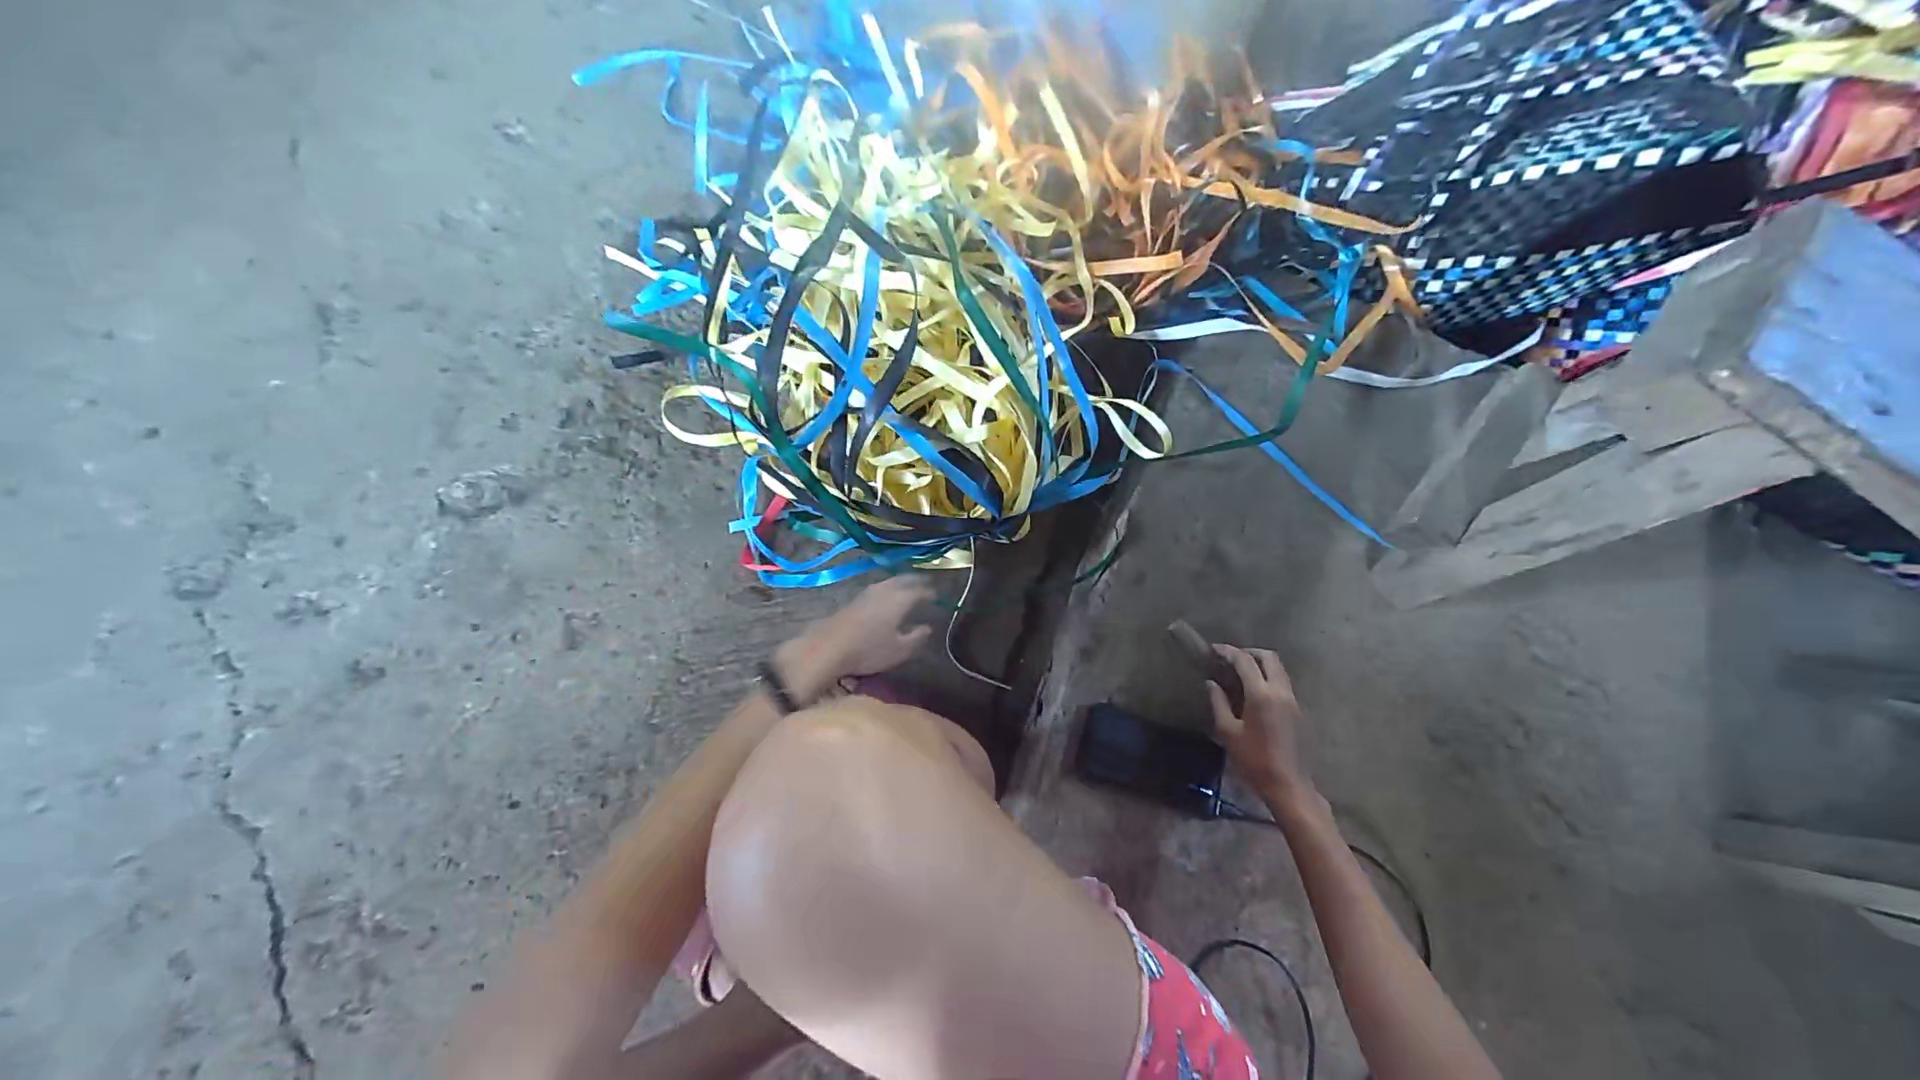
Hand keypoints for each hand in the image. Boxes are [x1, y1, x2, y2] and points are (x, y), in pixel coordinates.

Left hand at [774, 576, 932, 701]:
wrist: (828, 647)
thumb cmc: (869, 650)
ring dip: (900, 582)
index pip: (919, 591)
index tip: (937, 595)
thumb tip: (927, 628)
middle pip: (902, 580)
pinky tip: (885, 596)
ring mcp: (866, 594)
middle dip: (915, 580)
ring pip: (888, 582)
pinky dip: (887, 589)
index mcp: (899, 599)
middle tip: (924, 583)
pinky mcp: (853, 600)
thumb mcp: (899, 650)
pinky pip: (877, 588)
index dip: (929, 592)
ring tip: (906, 587)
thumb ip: (916, 638)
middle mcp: (884, 591)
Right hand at [1206, 645, 1312, 804]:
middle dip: (1249, 653)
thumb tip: (1212, 683)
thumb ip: (1219, 703)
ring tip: (1242, 673)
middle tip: (1231, 658)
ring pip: (1280, 670)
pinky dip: (1269, 679)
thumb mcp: (1228, 732)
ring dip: (1261, 665)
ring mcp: (1294, 701)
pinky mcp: (1299, 712)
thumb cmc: (1254, 760)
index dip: (1229, 652)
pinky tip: (1255, 693)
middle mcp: (1281, 692)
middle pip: (1269, 658)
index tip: (1214, 650)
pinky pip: (1284, 685)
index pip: (1245, 661)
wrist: (1289, 785)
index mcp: (1261, 694)